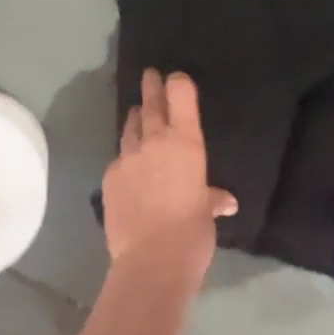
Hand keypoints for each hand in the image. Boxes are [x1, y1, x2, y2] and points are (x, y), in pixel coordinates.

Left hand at [102, 69, 238, 276]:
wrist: (152, 259)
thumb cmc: (192, 232)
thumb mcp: (207, 212)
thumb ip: (211, 198)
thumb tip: (223, 201)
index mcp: (185, 142)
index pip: (180, 95)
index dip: (177, 83)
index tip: (174, 77)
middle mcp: (155, 141)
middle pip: (151, 103)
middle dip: (151, 88)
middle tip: (149, 75)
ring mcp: (127, 157)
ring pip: (130, 128)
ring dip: (136, 120)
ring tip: (138, 114)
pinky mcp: (109, 177)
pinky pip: (119, 159)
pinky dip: (126, 158)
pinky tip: (129, 168)